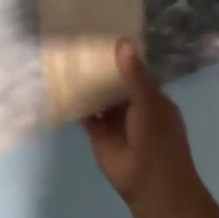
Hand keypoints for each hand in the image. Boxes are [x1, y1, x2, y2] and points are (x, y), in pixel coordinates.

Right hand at [82, 39, 200, 207]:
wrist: (149, 181)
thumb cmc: (157, 139)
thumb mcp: (148, 102)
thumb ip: (134, 74)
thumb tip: (122, 42)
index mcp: (153, 98)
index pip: (137, 72)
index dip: (123, 57)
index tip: (104, 36)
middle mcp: (134, 107)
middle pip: (115, 84)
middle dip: (101, 70)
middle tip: (79, 44)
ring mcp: (115, 121)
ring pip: (99, 98)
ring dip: (87, 85)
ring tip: (67, 61)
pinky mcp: (98, 134)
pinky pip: (86, 115)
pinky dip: (76, 104)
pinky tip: (61, 88)